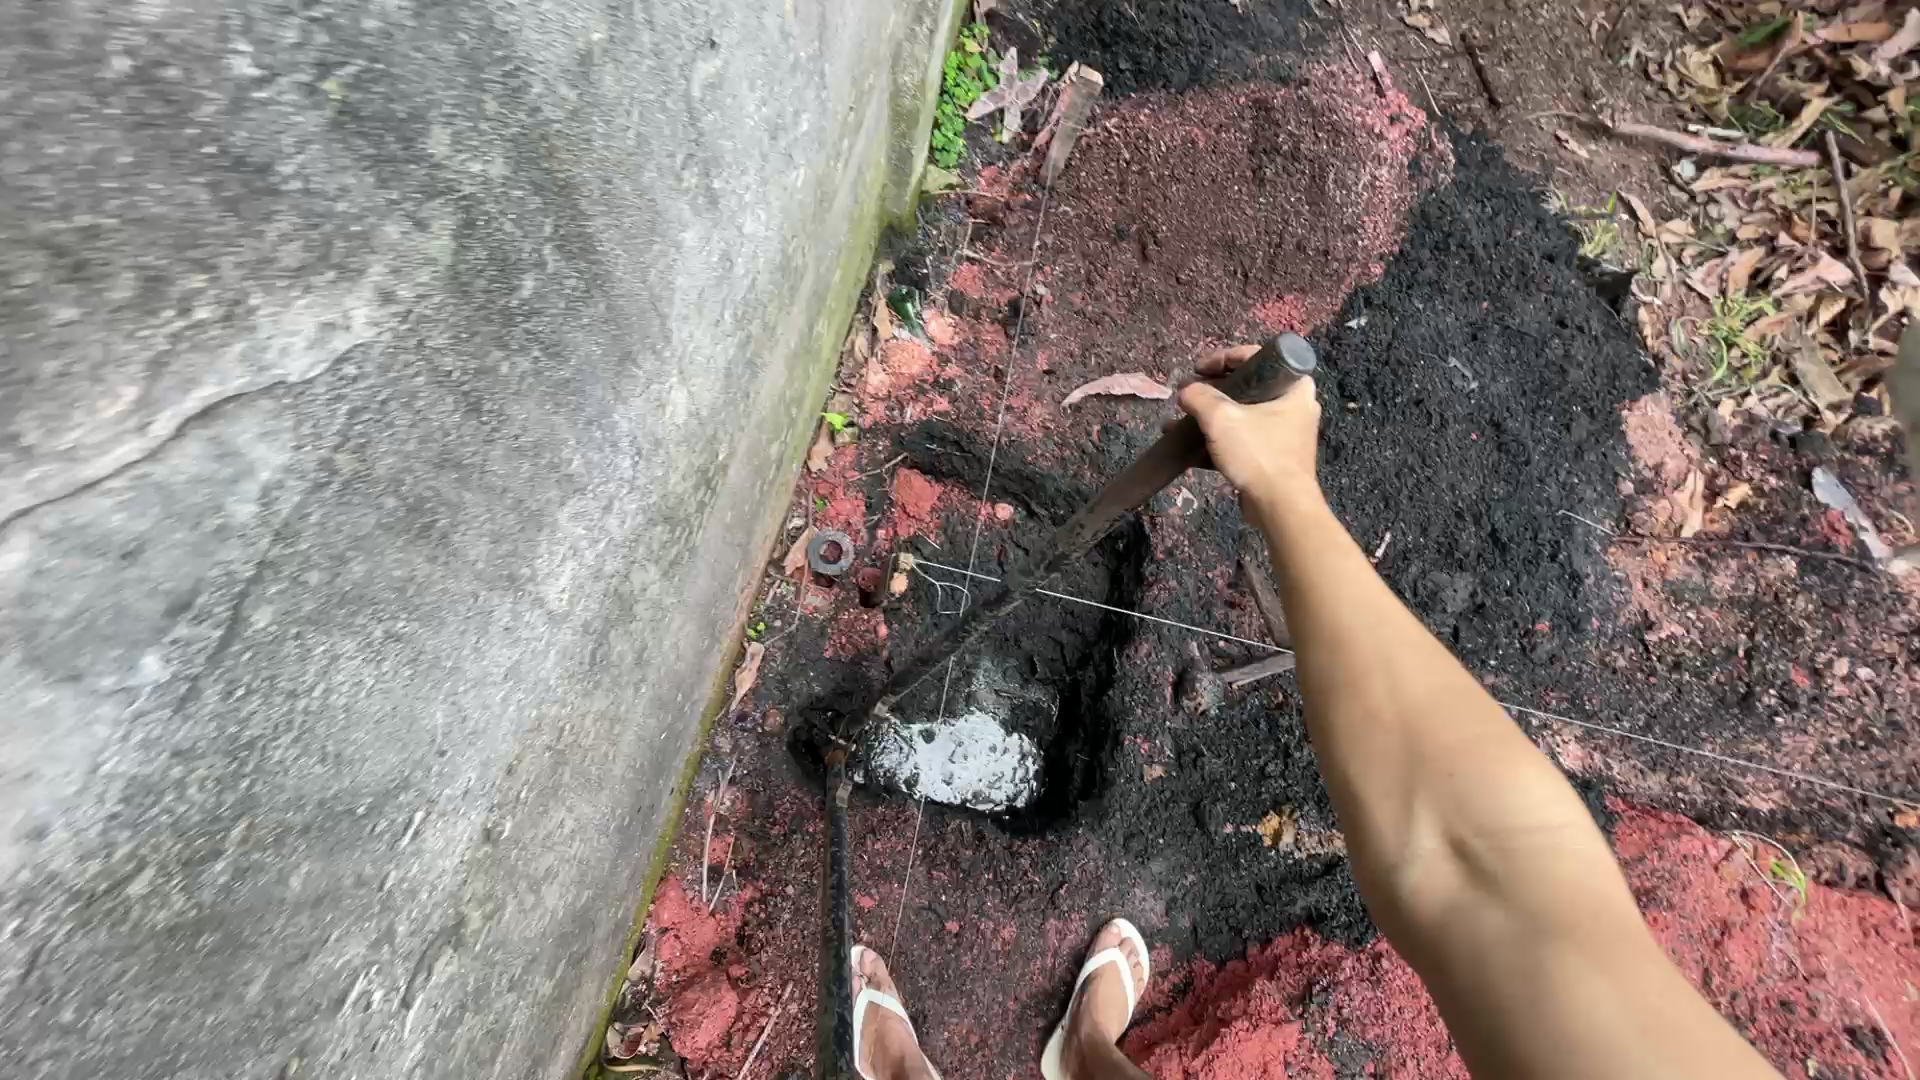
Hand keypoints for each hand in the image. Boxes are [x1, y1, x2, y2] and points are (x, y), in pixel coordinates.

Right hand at [1177, 344, 1322, 511]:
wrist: (1279, 505)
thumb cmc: (1257, 453)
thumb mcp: (1221, 418)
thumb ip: (1199, 398)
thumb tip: (1185, 391)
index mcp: (1292, 385)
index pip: (1256, 357)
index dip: (1222, 358)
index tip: (1197, 369)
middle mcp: (1292, 404)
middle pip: (1245, 386)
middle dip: (1210, 392)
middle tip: (1186, 395)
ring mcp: (1282, 431)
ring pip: (1239, 415)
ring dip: (1207, 418)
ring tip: (1177, 422)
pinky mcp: (1270, 455)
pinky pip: (1240, 438)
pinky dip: (1215, 440)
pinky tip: (1187, 446)